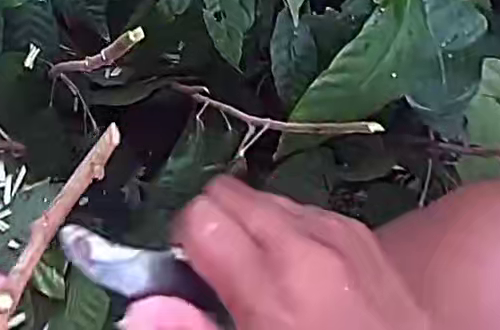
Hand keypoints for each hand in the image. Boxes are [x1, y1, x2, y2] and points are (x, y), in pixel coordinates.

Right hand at [123, 176, 430, 329]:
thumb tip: (138, 306)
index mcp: (275, 290)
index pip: (199, 215)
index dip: (184, 244)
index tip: (190, 275)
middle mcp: (305, 245)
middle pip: (225, 192)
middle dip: (212, 226)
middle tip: (221, 279)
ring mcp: (337, 233)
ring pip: (261, 197)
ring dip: (251, 228)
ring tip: (264, 282)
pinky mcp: (361, 233)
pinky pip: (301, 210)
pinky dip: (289, 232)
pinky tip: (304, 280)